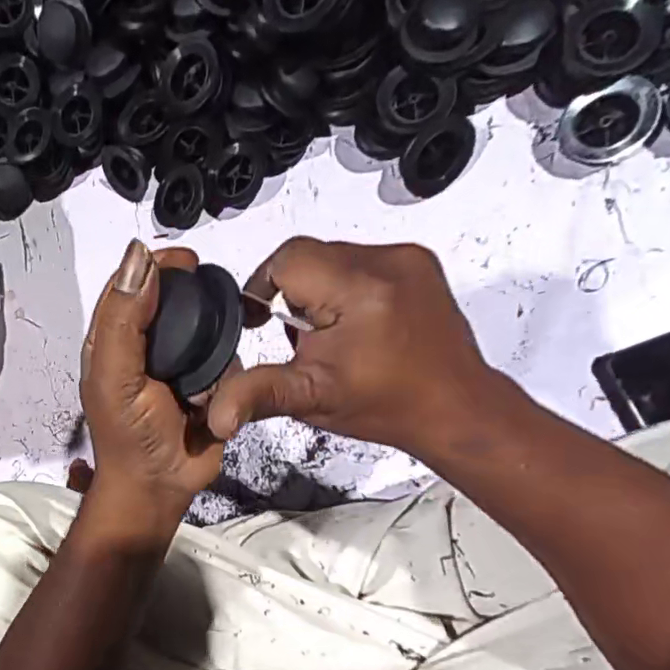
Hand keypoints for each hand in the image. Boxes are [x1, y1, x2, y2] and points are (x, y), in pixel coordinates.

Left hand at [78, 240, 223, 533]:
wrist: (161, 485)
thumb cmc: (129, 438)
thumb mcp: (115, 375)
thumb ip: (123, 319)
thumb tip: (138, 259)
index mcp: (113, 341)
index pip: (130, 287)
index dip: (152, 266)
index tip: (182, 260)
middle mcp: (145, 348)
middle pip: (171, 302)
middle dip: (192, 297)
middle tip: (208, 302)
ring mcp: (179, 366)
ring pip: (203, 328)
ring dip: (212, 337)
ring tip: (205, 365)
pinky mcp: (208, 384)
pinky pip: (225, 360)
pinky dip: (226, 367)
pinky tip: (214, 388)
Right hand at [206, 239, 512, 456]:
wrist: (453, 407)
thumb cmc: (390, 405)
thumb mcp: (310, 399)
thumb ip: (257, 394)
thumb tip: (216, 413)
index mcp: (358, 290)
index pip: (286, 259)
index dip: (263, 289)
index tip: (261, 319)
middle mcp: (388, 262)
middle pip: (309, 256)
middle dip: (295, 296)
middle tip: (307, 340)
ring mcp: (407, 259)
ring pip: (334, 258)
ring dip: (321, 292)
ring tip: (334, 336)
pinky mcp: (418, 263)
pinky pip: (362, 261)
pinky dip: (348, 289)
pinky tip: (356, 325)